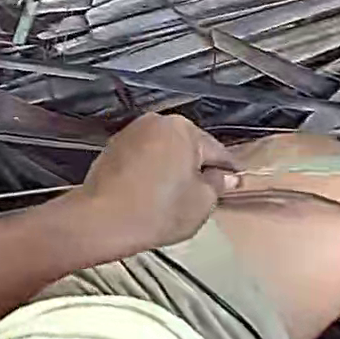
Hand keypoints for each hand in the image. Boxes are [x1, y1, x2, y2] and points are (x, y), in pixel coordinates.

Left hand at [68, 114, 237, 256]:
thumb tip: (227, 176)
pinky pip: (144, 154)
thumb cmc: (159, 209)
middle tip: (203, 195)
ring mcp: (133, 130)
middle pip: (188, 145)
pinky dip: (151, 168)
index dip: (227, 170)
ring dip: (172, 166)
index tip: (234, 182)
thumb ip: (218, 184)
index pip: (216, 150)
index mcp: (183, 129)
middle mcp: (157, 121)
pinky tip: (151, 190)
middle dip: (197, 166)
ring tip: (174, 196)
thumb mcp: (201, 202)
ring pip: (164, 148)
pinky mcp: (115, 144)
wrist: (105, 216)